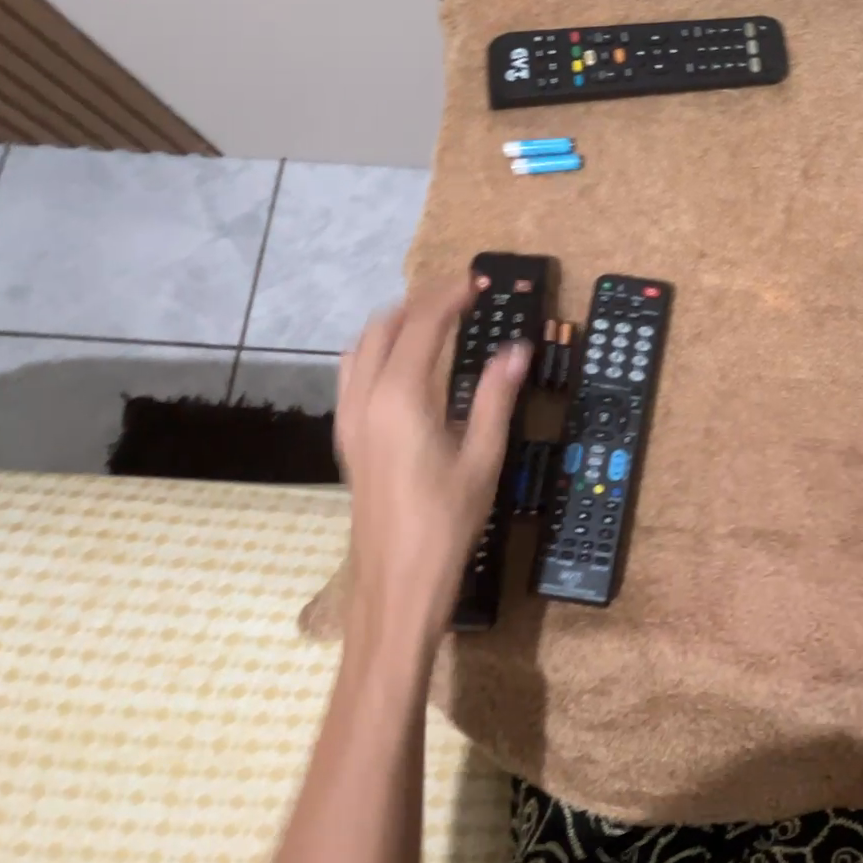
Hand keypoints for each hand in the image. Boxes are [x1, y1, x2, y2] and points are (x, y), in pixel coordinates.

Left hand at [336, 278, 530, 635]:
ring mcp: (349, 417)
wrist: (396, 579)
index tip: (477, 283)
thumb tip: (516, 350)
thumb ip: (494, 396)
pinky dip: (378, 350)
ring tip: (434, 322)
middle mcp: (366, 398)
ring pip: (362, 346)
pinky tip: (404, 365)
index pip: (423, 325)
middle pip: (386, 326)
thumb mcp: (482, 456)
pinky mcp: (347, 436)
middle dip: (422, 303)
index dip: (450, 297)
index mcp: (401, 398)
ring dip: (396, 323)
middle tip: (461, 299)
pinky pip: (353, 372)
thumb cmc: (447, 520)